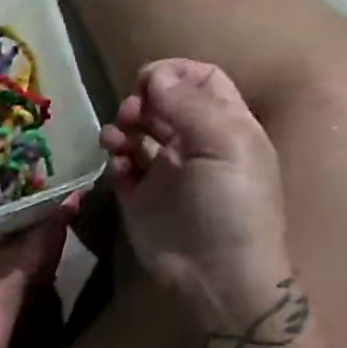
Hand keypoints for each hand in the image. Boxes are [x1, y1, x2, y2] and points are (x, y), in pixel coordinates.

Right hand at [101, 60, 294, 328]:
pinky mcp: (139, 200)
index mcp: (227, 126)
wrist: (215, 274)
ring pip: (139, 134)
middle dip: (143, 100)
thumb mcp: (225, 145)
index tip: (147, 80)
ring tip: (115, 137)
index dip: (175, 73)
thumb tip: (154, 77)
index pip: (201, 81)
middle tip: (130, 112)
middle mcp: (194, 145)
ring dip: (123, 127)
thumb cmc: (232, 206)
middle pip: (164, 105)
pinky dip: (115, 158)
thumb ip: (190, 106)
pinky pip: (121, 168)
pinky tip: (114, 162)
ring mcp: (165, 174)